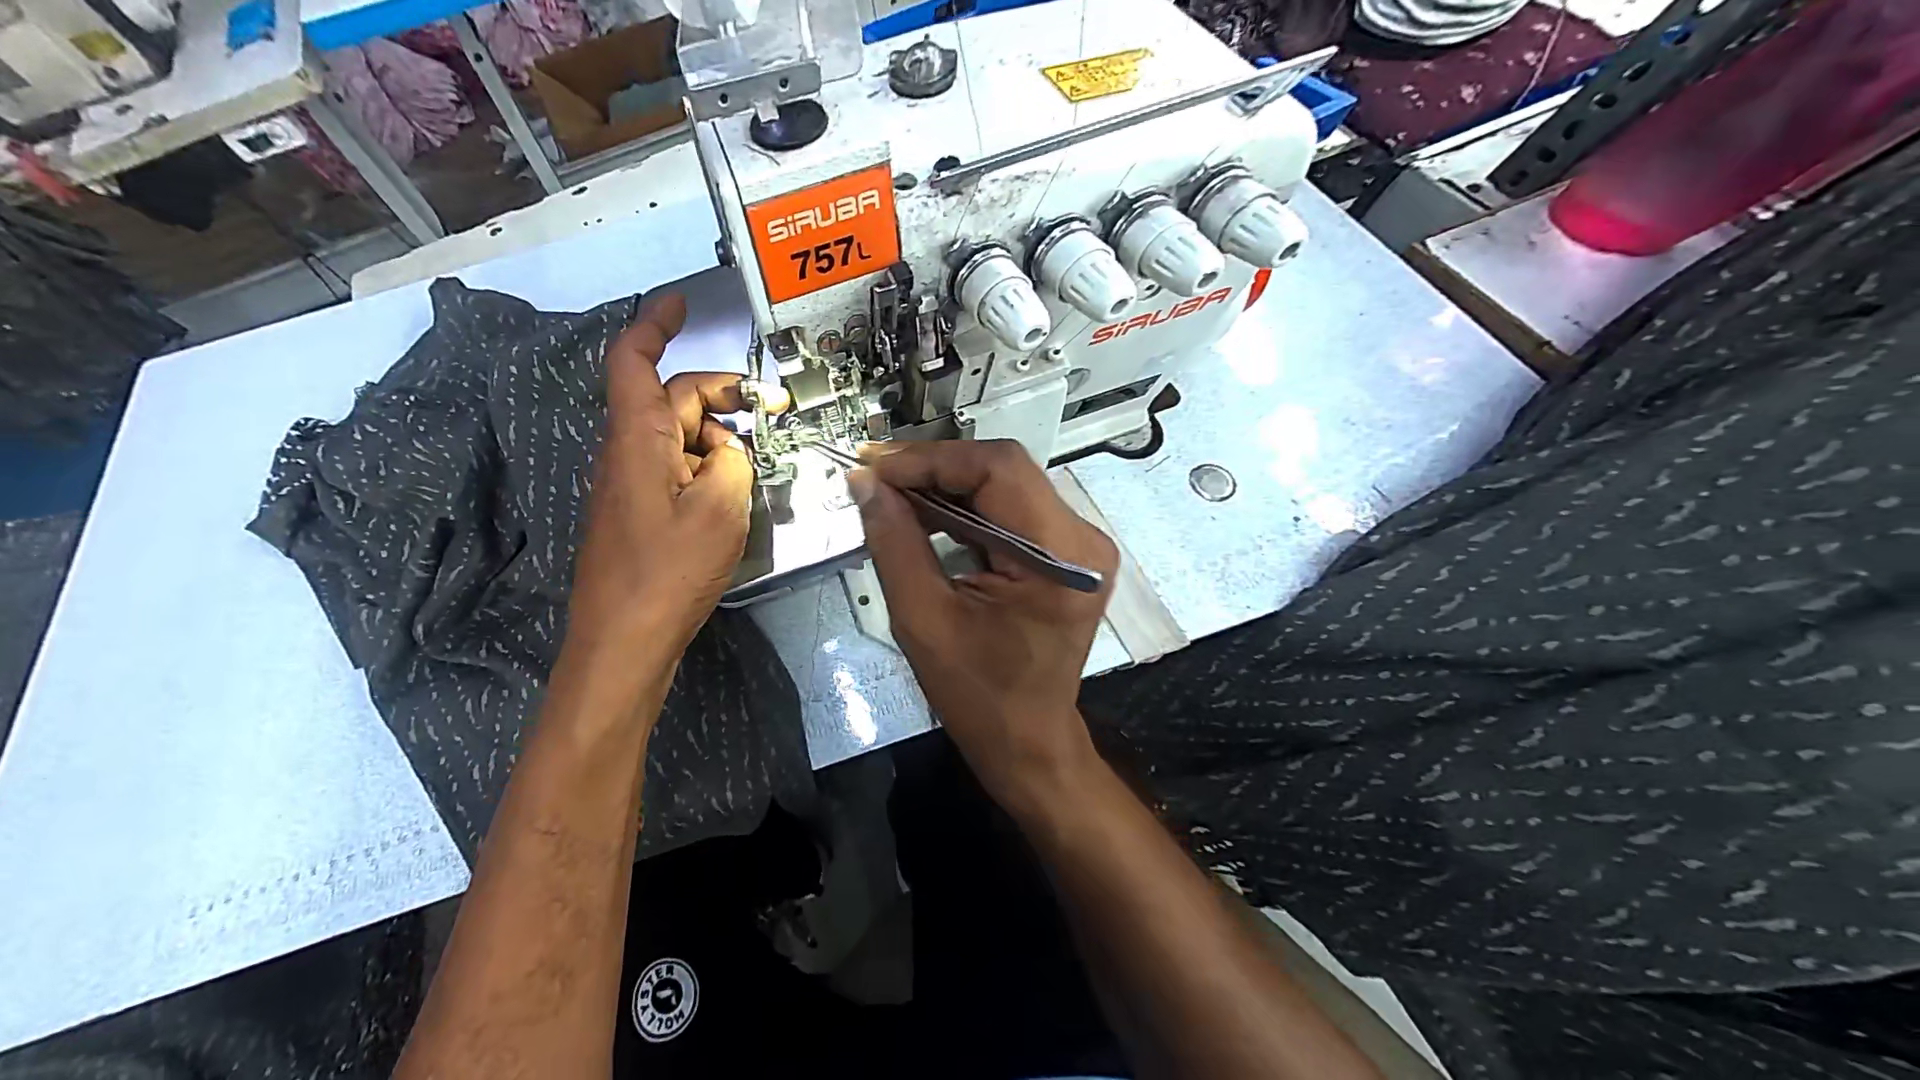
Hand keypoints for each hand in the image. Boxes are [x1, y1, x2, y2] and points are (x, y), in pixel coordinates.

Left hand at [567, 294, 787, 663]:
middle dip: (720, 395)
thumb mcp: (720, 509)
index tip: (682, 304)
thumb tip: (729, 452)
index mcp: (637, 439)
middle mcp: (628, 453)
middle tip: (769, 410)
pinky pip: (677, 470)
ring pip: (678, 437)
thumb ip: (733, 463)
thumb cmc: (667, 571)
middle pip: (670, 399)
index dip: (654, 323)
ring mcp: (632, 484)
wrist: (625, 640)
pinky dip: (708, 468)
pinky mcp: (641, 512)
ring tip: (753, 469)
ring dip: (718, 439)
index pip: (634, 360)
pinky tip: (733, 497)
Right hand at [849, 440, 1118, 814]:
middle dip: (934, 468)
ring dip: (946, 485)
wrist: (1028, 738)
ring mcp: (1080, 544)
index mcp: (1061, 559)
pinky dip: (966, 507)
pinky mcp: (1066, 552)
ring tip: (892, 494)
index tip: (874, 467)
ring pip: (1006, 484)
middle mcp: (1083, 539)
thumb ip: (895, 542)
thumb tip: (867, 484)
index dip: (931, 459)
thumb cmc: (978, 695)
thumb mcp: (923, 619)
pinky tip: (926, 513)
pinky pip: (1011, 509)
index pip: (999, 469)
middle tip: (876, 478)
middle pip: (1004, 470)